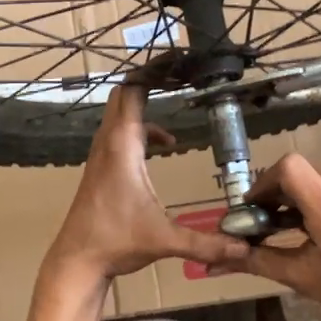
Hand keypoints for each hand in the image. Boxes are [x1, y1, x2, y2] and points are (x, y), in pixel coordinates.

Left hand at [43, 86, 249, 281]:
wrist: (77, 260)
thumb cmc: (115, 242)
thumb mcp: (164, 239)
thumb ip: (204, 242)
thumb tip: (243, 246)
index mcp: (122, 146)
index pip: (132, 91)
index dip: (152, 71)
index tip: (175, 59)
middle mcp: (108, 143)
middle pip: (123, 94)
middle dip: (149, 80)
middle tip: (179, 72)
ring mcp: (101, 155)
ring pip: (119, 114)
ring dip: (143, 104)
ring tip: (175, 101)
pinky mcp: (100, 168)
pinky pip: (119, 134)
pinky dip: (141, 129)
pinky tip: (162, 147)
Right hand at [222, 155, 320, 320]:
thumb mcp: (305, 280)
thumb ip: (259, 260)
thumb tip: (219, 259)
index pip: (289, 168)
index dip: (264, 183)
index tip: (256, 208)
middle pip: (302, 175)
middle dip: (282, 197)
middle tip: (274, 225)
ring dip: (307, 197)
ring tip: (309, 229)